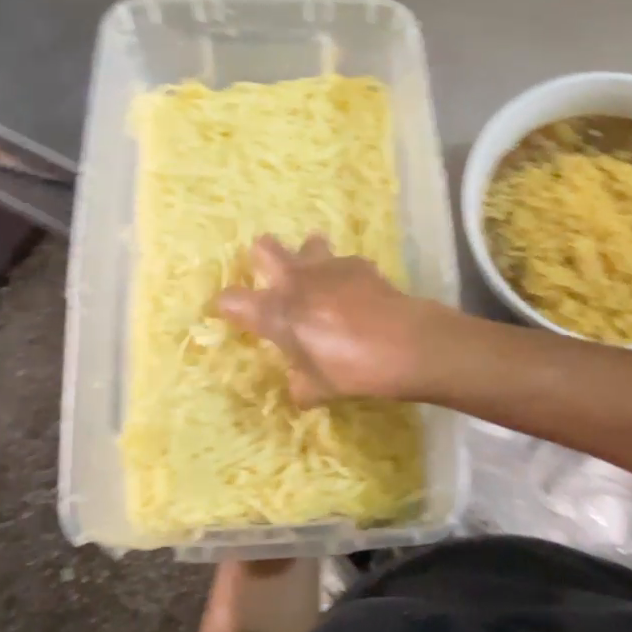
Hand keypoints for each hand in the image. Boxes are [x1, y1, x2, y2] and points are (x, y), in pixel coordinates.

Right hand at [215, 234, 440, 404]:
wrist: (404, 343)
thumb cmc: (351, 370)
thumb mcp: (318, 389)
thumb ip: (301, 384)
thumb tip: (299, 387)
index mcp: (275, 312)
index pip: (231, 300)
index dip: (227, 306)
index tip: (232, 313)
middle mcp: (295, 281)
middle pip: (264, 248)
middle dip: (262, 256)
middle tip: (272, 275)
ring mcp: (328, 267)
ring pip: (308, 242)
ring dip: (308, 256)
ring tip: (319, 277)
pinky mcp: (359, 263)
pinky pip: (343, 261)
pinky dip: (344, 274)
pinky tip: (356, 293)